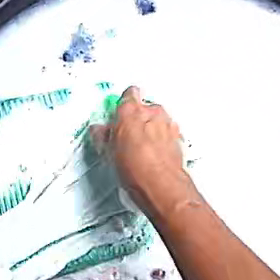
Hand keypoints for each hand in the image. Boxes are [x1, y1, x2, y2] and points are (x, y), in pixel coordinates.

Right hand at [94, 87, 203, 223]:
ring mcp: (168, 123)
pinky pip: (168, 133)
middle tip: (127, 136)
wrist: (161, 185)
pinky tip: (155, 155)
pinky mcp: (179, 137)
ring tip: (142, 149)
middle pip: (145, 108)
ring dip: (152, 129)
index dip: (124, 104)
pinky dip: (163, 140)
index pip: (129, 94)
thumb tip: (100, 132)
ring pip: (158, 120)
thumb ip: (104, 136)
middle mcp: (152, 112)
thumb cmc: (135, 168)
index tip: (119, 115)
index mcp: (130, 111)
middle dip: (138, 119)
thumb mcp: (108, 152)